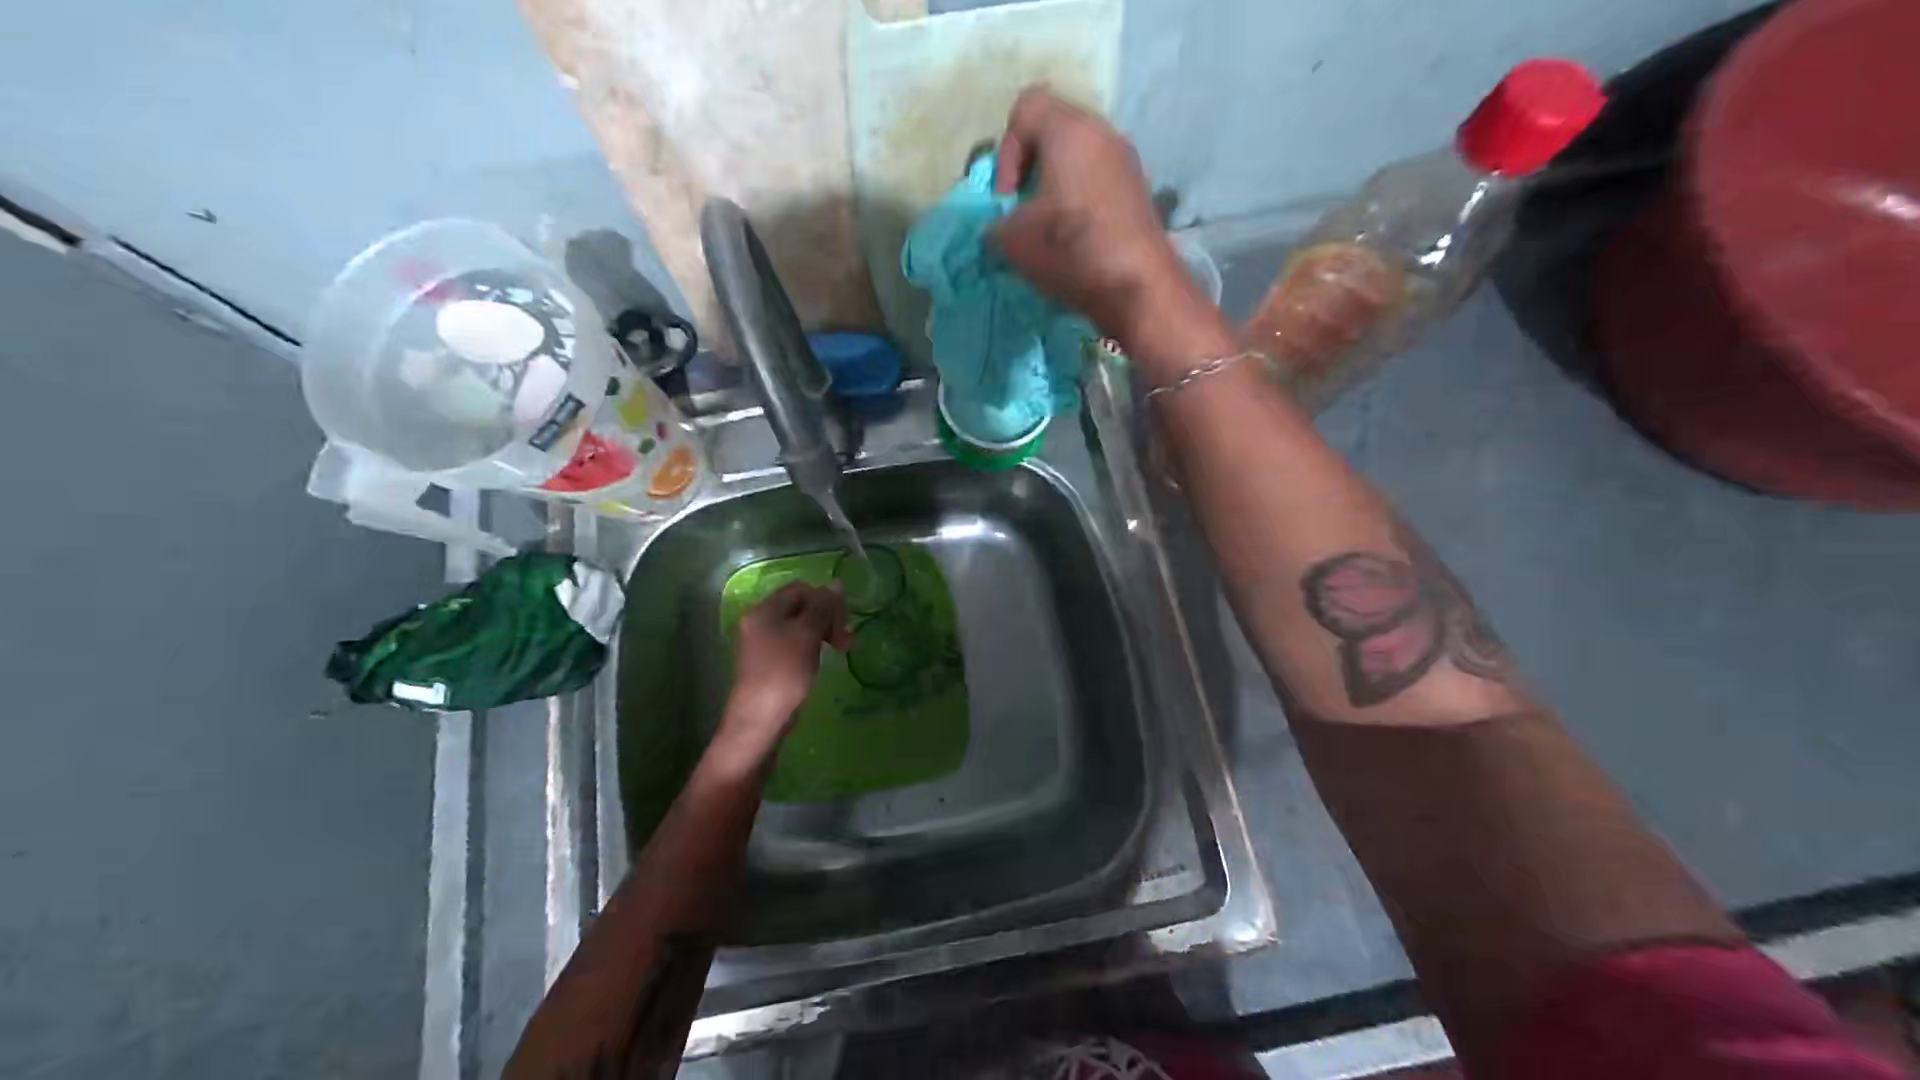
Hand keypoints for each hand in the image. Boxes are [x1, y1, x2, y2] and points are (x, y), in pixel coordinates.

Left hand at [727, 582, 851, 731]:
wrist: (760, 719)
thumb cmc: (784, 673)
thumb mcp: (806, 635)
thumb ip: (822, 608)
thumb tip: (836, 584)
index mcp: (764, 610)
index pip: (801, 590)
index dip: (825, 599)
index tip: (843, 620)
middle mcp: (760, 621)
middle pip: (800, 606)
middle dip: (827, 616)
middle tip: (846, 638)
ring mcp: (763, 642)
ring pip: (800, 625)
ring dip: (824, 631)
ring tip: (842, 648)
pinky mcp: (770, 660)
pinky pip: (795, 642)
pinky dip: (813, 645)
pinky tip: (824, 657)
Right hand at [993, 87, 1200, 338]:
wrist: (1137, 287)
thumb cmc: (1071, 250)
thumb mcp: (1014, 240)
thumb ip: (996, 224)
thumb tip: (1001, 227)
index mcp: (1070, 129)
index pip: (1026, 107)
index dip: (1006, 150)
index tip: (1008, 196)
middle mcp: (1103, 133)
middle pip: (1054, 132)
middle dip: (1031, 170)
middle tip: (1023, 211)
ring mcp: (1126, 162)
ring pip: (1078, 159)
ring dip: (1056, 188)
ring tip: (1049, 230)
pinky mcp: (1139, 192)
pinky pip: (1098, 182)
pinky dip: (1080, 203)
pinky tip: (1076, 240)